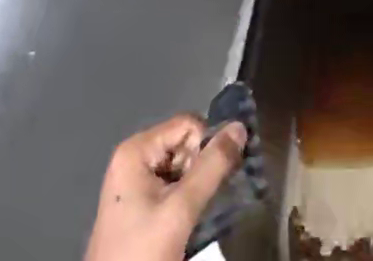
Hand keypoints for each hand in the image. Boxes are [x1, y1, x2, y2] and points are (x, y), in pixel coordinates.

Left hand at [84, 114, 247, 260]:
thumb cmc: (143, 252)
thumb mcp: (181, 209)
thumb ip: (212, 167)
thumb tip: (240, 126)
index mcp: (136, 149)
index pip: (187, 124)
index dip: (205, 147)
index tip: (209, 182)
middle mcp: (133, 156)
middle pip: (183, 143)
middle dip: (200, 168)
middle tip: (199, 202)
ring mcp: (133, 180)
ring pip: (181, 165)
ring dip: (195, 185)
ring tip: (193, 215)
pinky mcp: (138, 202)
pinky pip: (172, 183)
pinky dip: (185, 197)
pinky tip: (185, 221)